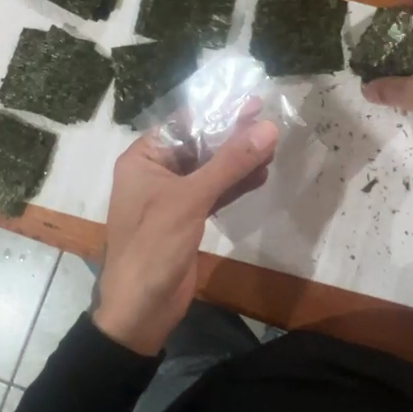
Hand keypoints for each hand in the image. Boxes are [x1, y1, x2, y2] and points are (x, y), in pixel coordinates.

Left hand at [93, 109, 278, 355]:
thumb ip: (230, 162)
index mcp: (144, 159)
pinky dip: (235, 184)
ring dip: (239, 160)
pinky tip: (260, 174)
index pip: (184, 124)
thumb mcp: (191, 199)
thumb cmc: (154, 246)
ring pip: (210, 169)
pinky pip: (214, 192)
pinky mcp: (187, 219)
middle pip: (200, 145)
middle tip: (269, 123)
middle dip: (233, 136)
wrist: (140, 310)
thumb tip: (268, 127)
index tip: (253, 101)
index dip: (218, 111)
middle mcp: (156, 172)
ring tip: (273, 147)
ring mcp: (172, 197)